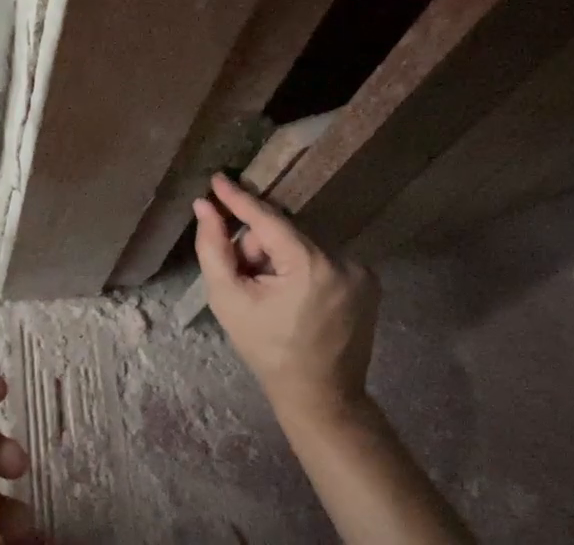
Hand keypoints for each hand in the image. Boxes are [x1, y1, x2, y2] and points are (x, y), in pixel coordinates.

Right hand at [193, 174, 380, 421]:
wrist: (321, 396)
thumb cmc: (267, 349)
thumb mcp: (228, 299)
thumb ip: (213, 247)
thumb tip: (204, 205)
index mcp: (310, 264)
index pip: (267, 218)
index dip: (238, 198)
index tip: (217, 178)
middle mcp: (343, 259)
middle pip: (284, 232)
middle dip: (258, 246)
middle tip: (245, 277)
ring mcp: (361, 270)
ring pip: (302, 243)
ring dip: (279, 256)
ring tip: (270, 292)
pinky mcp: (368, 280)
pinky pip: (322, 257)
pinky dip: (302, 266)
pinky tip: (294, 295)